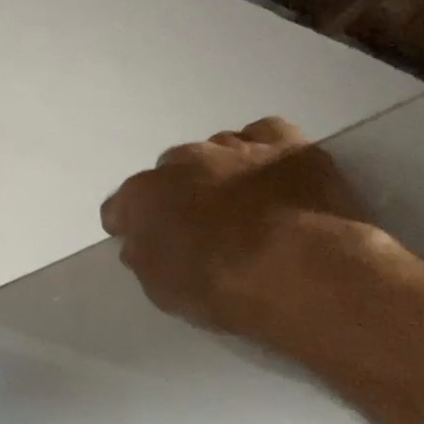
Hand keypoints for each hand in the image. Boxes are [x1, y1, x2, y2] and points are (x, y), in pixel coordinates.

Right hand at [100, 116, 380, 338]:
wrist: (304, 271)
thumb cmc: (221, 289)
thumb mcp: (162, 289)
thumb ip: (146, 255)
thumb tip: (146, 240)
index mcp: (141, 197)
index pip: (119, 207)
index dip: (132, 227)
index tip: (148, 247)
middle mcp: (181, 162)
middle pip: (168, 173)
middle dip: (177, 195)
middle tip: (198, 229)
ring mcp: (233, 147)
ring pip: (214, 151)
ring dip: (218, 173)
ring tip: (242, 205)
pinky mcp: (286, 143)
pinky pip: (262, 134)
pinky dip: (259, 151)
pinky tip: (269, 175)